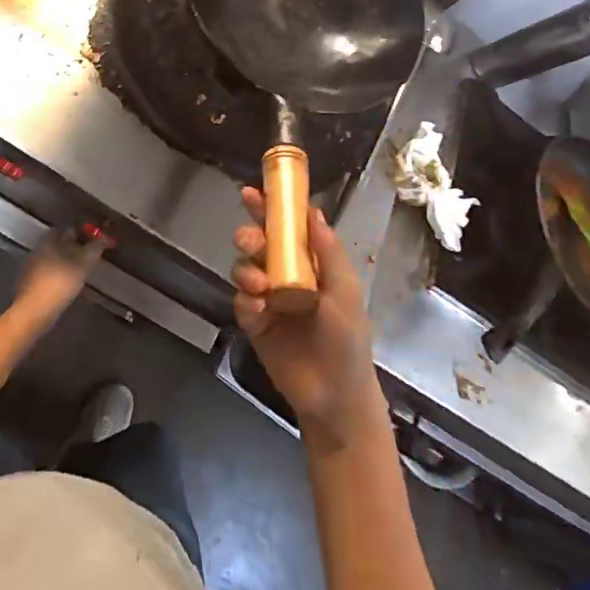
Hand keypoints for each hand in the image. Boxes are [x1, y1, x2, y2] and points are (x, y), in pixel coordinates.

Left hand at [12, 229, 107, 319]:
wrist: (33, 311)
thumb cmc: (59, 283)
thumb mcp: (81, 265)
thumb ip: (93, 250)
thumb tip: (103, 239)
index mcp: (47, 243)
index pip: (63, 229)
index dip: (78, 231)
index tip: (91, 237)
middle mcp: (37, 252)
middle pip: (57, 244)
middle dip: (72, 246)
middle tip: (88, 253)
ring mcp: (31, 269)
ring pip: (53, 259)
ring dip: (66, 261)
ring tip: (82, 269)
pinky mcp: (30, 285)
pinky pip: (48, 273)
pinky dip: (60, 274)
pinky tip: (68, 283)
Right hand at [231, 187, 384, 450]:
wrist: (335, 395)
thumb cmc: (347, 342)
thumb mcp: (345, 293)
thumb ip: (328, 252)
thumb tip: (314, 212)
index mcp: (310, 265)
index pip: (287, 230)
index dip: (270, 210)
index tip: (252, 193)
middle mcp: (285, 276)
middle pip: (259, 245)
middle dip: (251, 236)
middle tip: (251, 241)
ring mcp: (267, 299)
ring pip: (245, 269)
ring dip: (247, 268)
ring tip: (259, 284)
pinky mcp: (254, 323)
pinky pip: (241, 300)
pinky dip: (244, 297)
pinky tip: (255, 304)